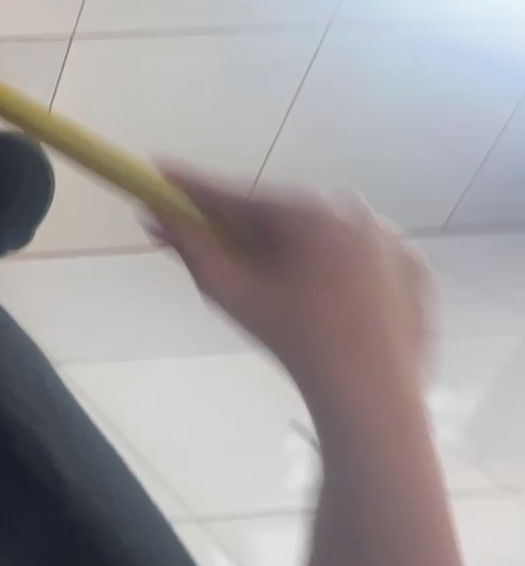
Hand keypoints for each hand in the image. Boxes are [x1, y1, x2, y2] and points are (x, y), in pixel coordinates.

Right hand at [150, 166, 432, 417]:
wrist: (371, 393)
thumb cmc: (290, 335)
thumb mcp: (224, 286)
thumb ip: (186, 240)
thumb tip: (153, 210)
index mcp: (312, 215)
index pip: (234, 195)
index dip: (189, 186)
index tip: (157, 171)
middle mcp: (357, 215)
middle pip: (275, 212)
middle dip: (232, 221)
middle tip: (198, 237)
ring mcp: (391, 241)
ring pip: (313, 230)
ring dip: (276, 240)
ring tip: (252, 268)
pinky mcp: (412, 268)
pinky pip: (349, 250)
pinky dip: (319, 258)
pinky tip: (303, 285)